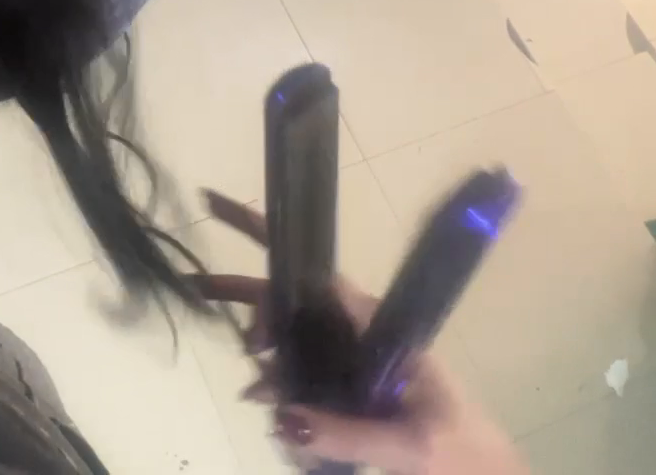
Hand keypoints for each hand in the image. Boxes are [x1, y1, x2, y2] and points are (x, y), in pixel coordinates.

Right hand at [196, 191, 527, 474]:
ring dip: (258, 348)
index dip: (263, 234)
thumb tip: (277, 416)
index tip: (216, 206)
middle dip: (239, 292)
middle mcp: (355, 330)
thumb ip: (348, 433)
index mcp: (374, 325)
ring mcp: (349, 357)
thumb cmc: (464, 458)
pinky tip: (265, 402)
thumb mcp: (411, 448)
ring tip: (249, 388)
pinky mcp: (345, 384)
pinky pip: (295, 369)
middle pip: (286, 297)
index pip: (310, 272)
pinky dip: (273, 381)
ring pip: (286, 334)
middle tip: (192, 287)